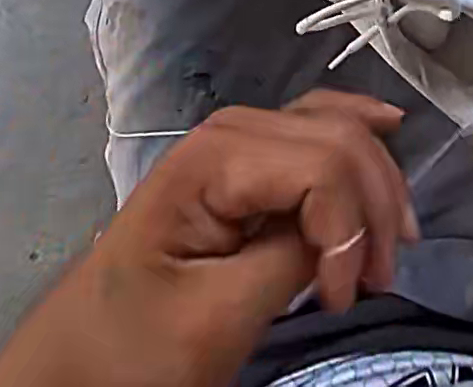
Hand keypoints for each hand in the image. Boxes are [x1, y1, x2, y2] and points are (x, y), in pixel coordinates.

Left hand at [0, 89, 415, 386]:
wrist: (83, 348)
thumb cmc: (135, 344)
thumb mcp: (213, 319)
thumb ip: (287, 260)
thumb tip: (344, 232)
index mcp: (217, 157)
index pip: (321, 166)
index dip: (349, 229)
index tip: (344, 299)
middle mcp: (235, 127)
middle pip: (336, 139)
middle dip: (372, 204)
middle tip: (376, 277)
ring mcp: (241, 136)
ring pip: (334, 127)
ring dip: (374, 179)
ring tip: (388, 240)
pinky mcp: (248, 156)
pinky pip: (315, 127)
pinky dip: (355, 133)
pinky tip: (384, 125)